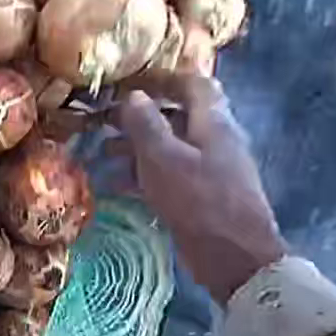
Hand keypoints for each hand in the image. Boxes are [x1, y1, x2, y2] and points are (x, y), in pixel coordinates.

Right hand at [115, 76, 286, 302]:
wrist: (233, 256)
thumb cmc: (198, 200)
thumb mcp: (163, 158)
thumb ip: (146, 124)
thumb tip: (132, 95)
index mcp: (212, 121)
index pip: (192, 84)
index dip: (162, 79)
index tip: (129, 82)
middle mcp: (213, 139)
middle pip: (176, 116)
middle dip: (139, 117)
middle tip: (104, 121)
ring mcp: (209, 168)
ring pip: (169, 147)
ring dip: (136, 147)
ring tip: (102, 153)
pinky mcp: (200, 195)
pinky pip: (169, 175)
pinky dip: (143, 174)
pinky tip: (116, 184)